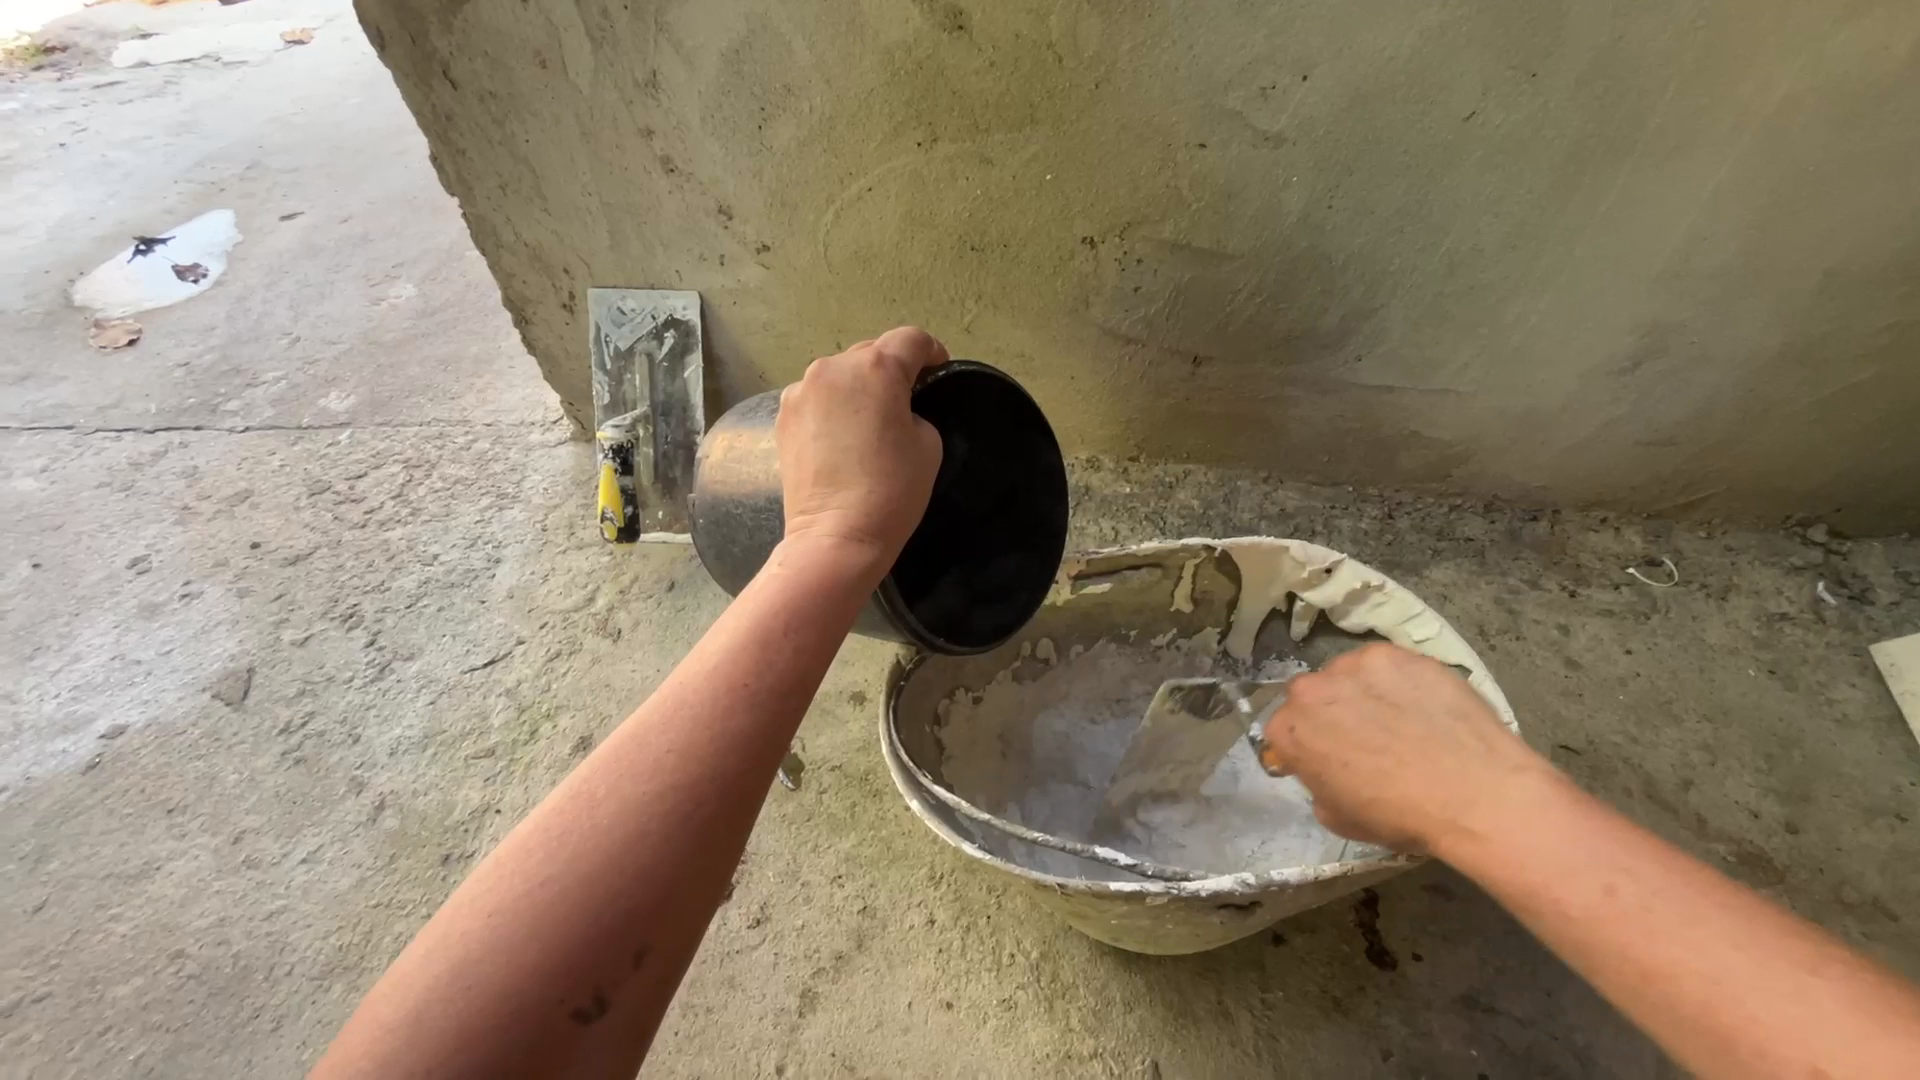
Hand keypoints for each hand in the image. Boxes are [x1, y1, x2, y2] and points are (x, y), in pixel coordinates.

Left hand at [774, 327, 947, 570]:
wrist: (836, 536)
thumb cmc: (892, 491)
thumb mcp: (928, 444)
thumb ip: (915, 410)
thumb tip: (894, 410)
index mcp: (876, 368)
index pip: (911, 340)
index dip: (931, 353)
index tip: (938, 372)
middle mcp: (832, 368)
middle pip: (871, 353)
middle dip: (891, 371)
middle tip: (905, 403)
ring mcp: (800, 392)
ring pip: (839, 376)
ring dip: (858, 389)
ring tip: (868, 424)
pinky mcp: (783, 418)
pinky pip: (817, 400)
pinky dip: (832, 409)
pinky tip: (841, 440)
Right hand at [1260, 642, 1555, 854]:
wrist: (1475, 793)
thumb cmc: (1401, 815)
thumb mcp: (1338, 817)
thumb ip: (1316, 784)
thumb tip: (1326, 770)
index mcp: (1287, 731)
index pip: (1284, 731)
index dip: (1308, 745)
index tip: (1330, 758)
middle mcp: (1308, 690)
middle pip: (1311, 696)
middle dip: (1330, 713)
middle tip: (1365, 736)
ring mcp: (1349, 666)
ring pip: (1346, 675)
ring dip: (1361, 692)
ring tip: (1399, 718)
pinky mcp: (1391, 653)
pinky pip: (1384, 665)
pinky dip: (1396, 680)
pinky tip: (1422, 704)